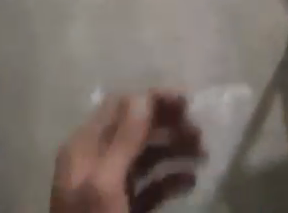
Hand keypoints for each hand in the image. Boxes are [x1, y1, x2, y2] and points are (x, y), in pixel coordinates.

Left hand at [51, 90, 205, 212]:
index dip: (152, 100)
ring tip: (203, 154)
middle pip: (134, 129)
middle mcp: (94, 163)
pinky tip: (190, 183)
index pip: (119, 107)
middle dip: (167, 125)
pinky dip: (170, 181)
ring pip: (144, 157)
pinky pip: (149, 188)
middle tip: (200, 131)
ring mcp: (109, 191)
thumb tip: (145, 96)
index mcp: (83, 149)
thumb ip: (124, 139)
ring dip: (174, 150)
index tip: (188, 103)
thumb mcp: (106, 185)